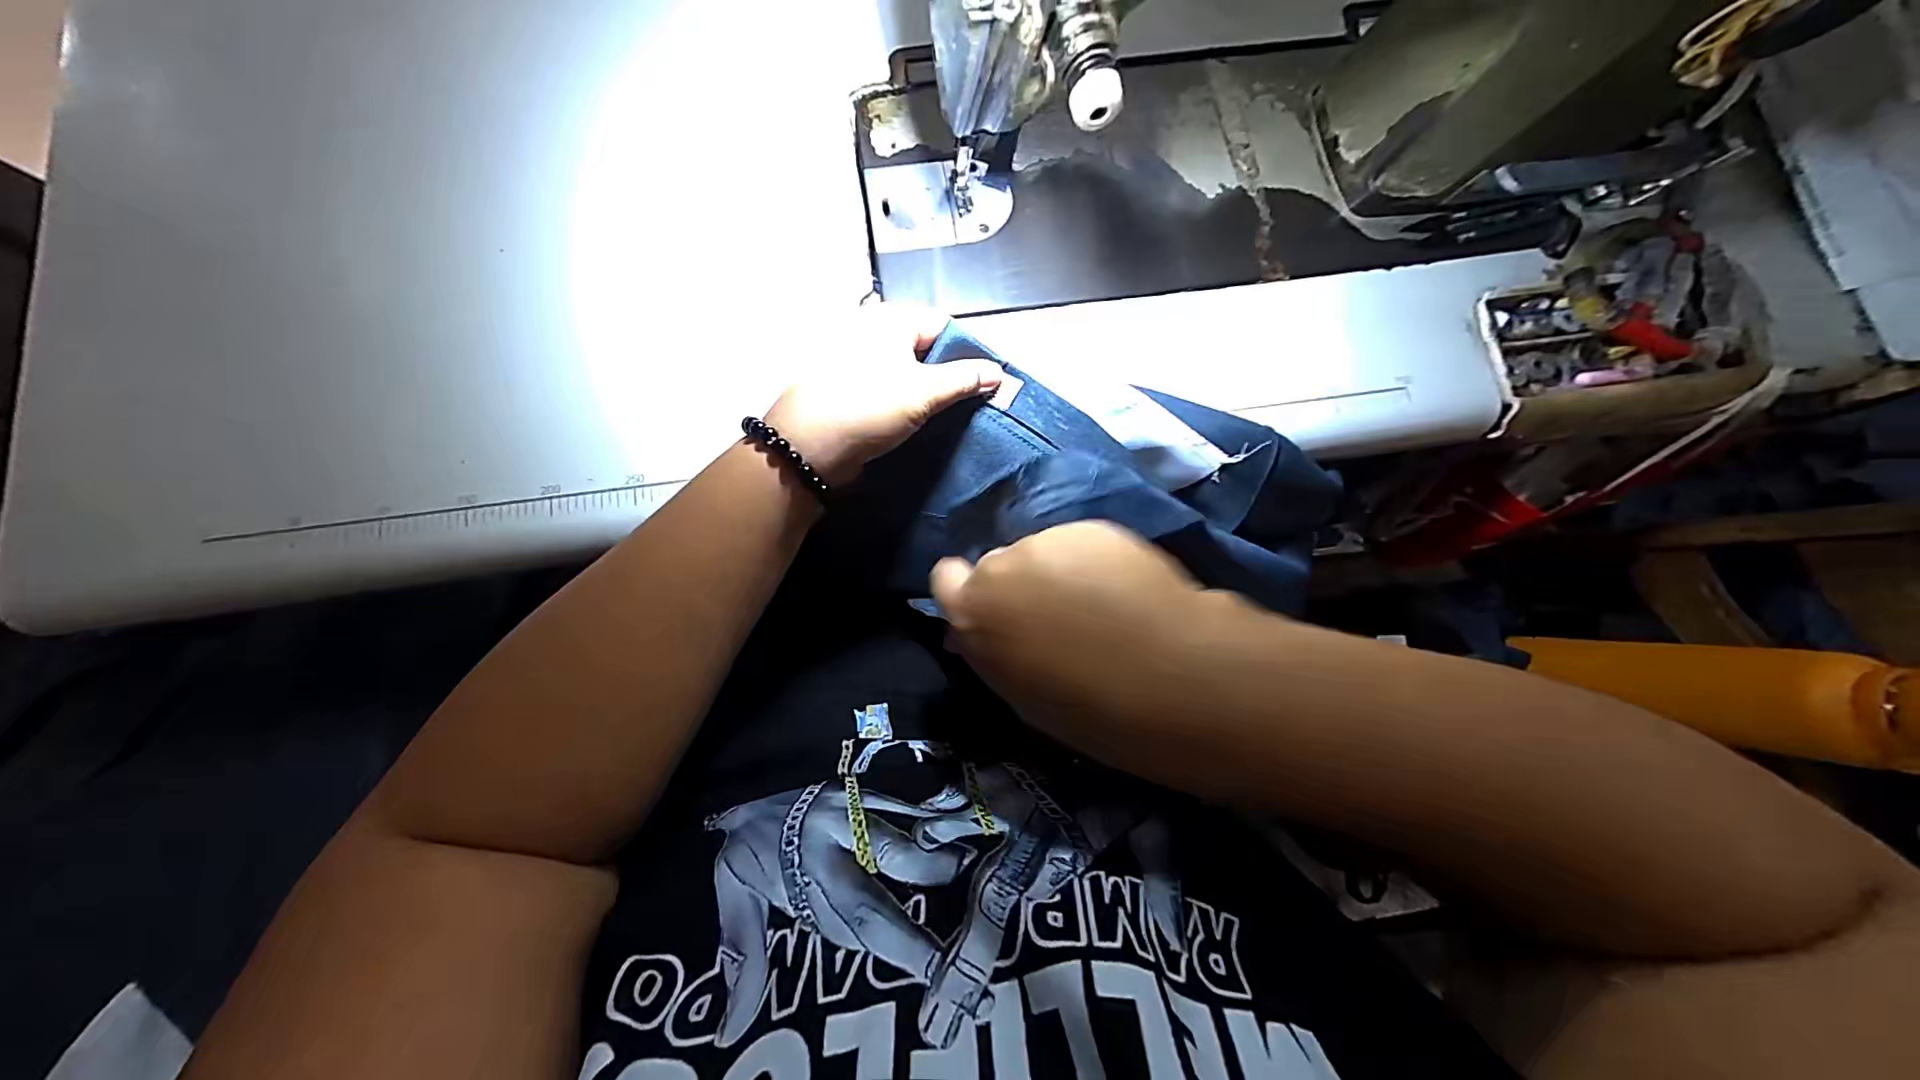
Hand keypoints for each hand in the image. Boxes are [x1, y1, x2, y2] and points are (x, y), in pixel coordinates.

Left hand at [762, 305, 1002, 485]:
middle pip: (927, 350)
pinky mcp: (854, 392)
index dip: (968, 352)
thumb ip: (965, 379)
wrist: (812, 447)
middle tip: (969, 403)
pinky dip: (908, 406)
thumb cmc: (867, 407)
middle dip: (950, 376)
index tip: (985, 381)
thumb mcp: (925, 392)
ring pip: (910, 374)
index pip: (944, 325)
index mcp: (890, 320)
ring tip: (947, 417)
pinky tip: (920, 425)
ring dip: (929, 395)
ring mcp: (861, 364)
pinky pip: (892, 392)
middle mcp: (874, 335)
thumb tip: (997, 373)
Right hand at [929, 522, 1217, 735]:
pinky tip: (1125, 589)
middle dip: (1017, 583)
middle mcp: (1000, 566)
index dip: (966, 590)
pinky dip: (1095, 560)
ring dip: (1057, 570)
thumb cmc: (1084, 707)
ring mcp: (1047, 541)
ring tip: (1099, 603)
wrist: (1163, 675)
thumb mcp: (1017, 693)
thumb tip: (981, 634)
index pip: (946, 579)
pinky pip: (1081, 543)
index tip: (991, 606)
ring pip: (1042, 552)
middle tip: (1054, 613)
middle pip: (997, 565)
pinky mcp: (1092, 528)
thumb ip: (990, 650)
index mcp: (972, 612)